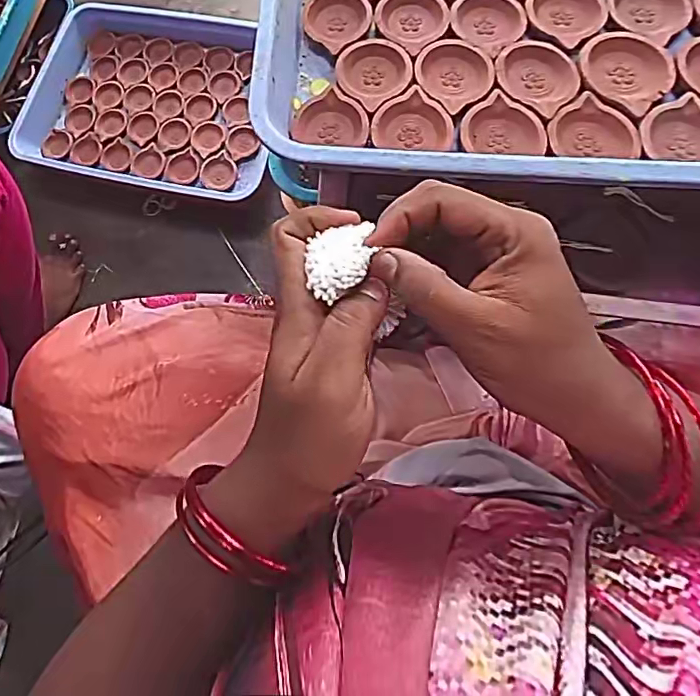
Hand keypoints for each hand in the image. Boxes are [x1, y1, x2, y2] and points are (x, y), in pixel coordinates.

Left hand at [206, 207, 388, 553]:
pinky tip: (406, 308)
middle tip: (399, 253)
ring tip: (410, 275)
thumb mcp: (334, 376)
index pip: (289, 237)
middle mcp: (306, 310)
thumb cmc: (309, 434)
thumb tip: (378, 272)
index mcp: (296, 308)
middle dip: (356, 242)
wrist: (290, 481)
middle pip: (320, 253)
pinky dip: (379, 300)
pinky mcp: (338, 349)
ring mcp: (321, 330)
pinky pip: (357, 309)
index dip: (319, 218)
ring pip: (342, 280)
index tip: (361, 227)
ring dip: (372, 271)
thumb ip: (353, 322)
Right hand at [365, 181, 627, 422]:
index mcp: (515, 231)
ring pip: (431, 233)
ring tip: (378, 277)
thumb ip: (424, 288)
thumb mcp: (476, 328)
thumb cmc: (541, 368)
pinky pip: (437, 256)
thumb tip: (378, 258)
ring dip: (402, 252)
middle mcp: (504, 229)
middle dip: (397, 233)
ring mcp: (493, 249)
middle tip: (368, 263)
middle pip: (434, 210)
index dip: (398, 217)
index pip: (441, 198)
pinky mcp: (482, 270)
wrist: (579, 402)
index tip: (370, 248)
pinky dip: (414, 269)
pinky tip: (398, 288)